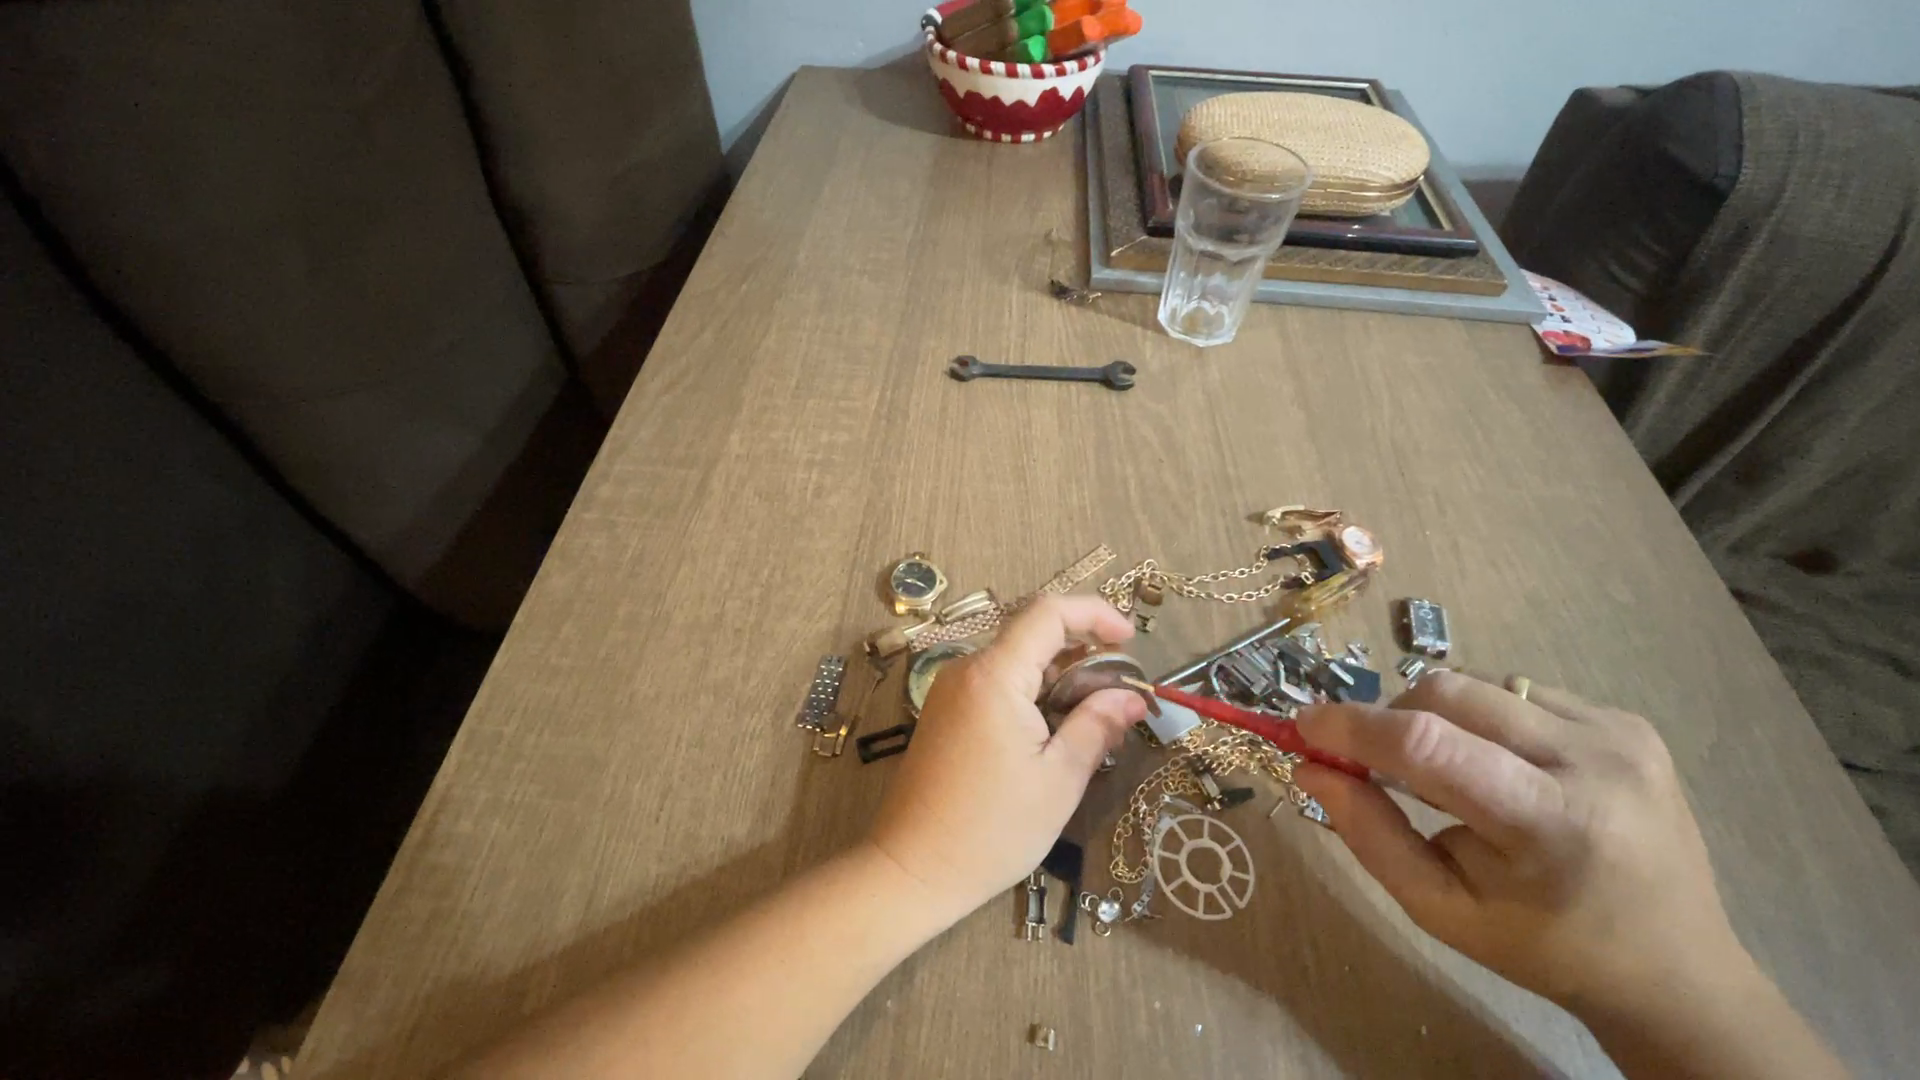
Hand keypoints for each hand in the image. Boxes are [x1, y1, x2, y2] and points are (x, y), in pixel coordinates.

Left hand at [865, 596, 1147, 918]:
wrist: (911, 868)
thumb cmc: (991, 830)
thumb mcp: (1058, 780)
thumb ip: (1096, 726)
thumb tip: (1132, 697)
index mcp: (994, 676)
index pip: (1048, 612)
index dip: (1094, 613)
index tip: (1130, 639)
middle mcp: (966, 670)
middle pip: (1030, 632)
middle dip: (1082, 648)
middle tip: (1120, 686)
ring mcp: (950, 690)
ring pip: (1014, 659)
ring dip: (1059, 673)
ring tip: (1096, 710)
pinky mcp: (945, 712)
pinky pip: (996, 682)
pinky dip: (1032, 690)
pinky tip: (1055, 725)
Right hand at [1292, 671, 1745, 1013]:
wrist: (1675, 966)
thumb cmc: (1543, 947)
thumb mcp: (1440, 908)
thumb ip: (1368, 833)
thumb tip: (1309, 767)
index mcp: (1550, 824)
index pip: (1429, 745)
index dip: (1353, 726)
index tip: (1303, 726)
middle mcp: (1594, 761)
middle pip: (1448, 692)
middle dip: (1391, 716)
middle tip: (1378, 761)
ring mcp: (1620, 733)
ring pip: (1478, 684)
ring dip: (1437, 716)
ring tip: (1449, 771)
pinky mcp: (1628, 721)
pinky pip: (1518, 691)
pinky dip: (1484, 719)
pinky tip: (1502, 767)